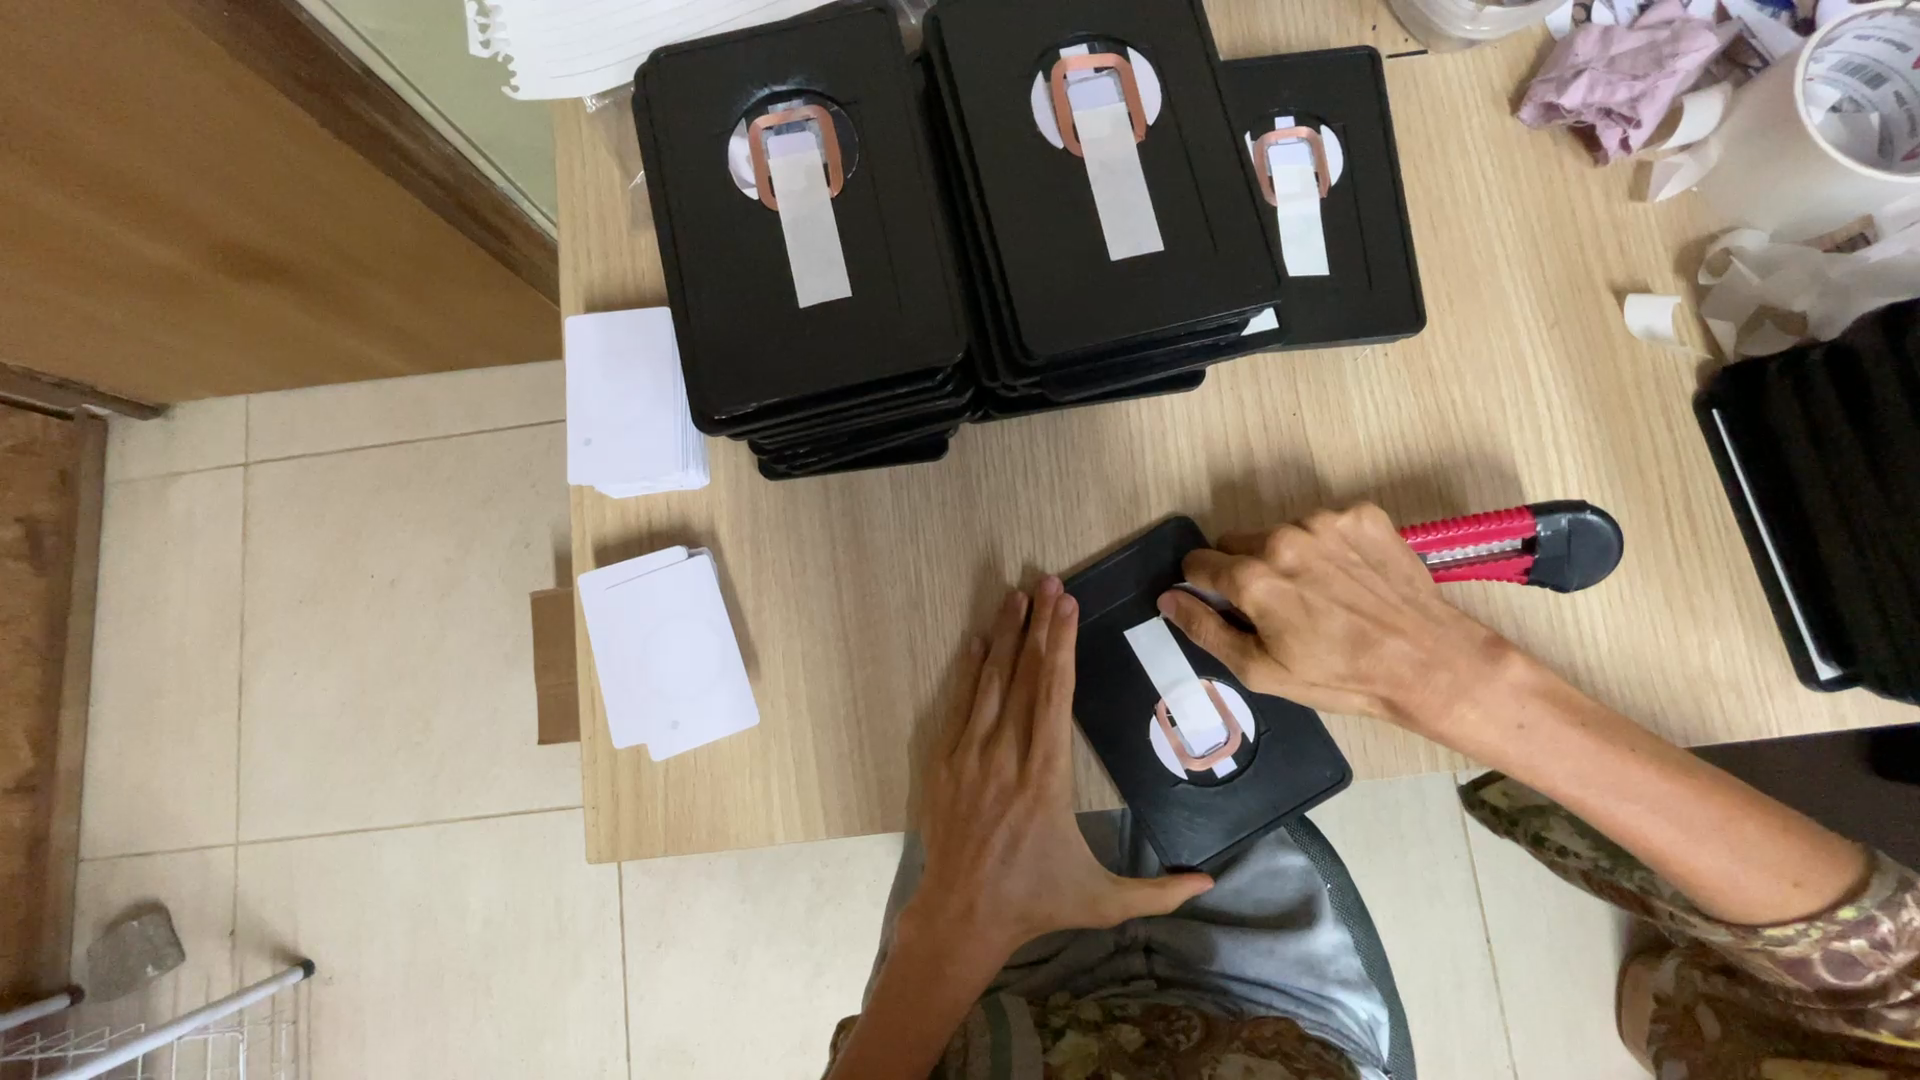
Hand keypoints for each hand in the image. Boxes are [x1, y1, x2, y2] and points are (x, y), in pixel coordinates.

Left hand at [903, 577, 1214, 967]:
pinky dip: (969, 670)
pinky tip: (976, 642)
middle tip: (1047, 581)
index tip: (1067, 606)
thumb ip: (1159, 892)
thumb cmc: (1035, 902)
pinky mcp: (944, 762)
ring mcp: (969, 755)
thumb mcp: (1103, 903)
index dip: (1062, 645)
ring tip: (1014, 596)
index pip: (1055, 694)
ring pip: (989, 682)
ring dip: (1003, 635)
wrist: (961, 916)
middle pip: (1024, 675)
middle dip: (1038, 624)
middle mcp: (1006, 755)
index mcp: (1047, 777)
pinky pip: (959, 705)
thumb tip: (1212, 882)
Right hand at [1156, 503, 1516, 733]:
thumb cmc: (1339, 676)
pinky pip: (1321, 524)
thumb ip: (1205, 629)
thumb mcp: (1260, 670)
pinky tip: (1349, 578)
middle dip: (1244, 570)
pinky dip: (1326, 546)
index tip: (1228, 607)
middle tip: (1278, 607)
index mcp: (1252, 578)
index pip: (1198, 562)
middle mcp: (1282, 538)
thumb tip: (1167, 598)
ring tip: (1320, 594)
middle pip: (1235, 543)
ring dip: (1285, 557)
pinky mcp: (1361, 515)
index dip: (1205, 587)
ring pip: (1277, 532)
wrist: (1430, 662)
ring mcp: (1325, 522)